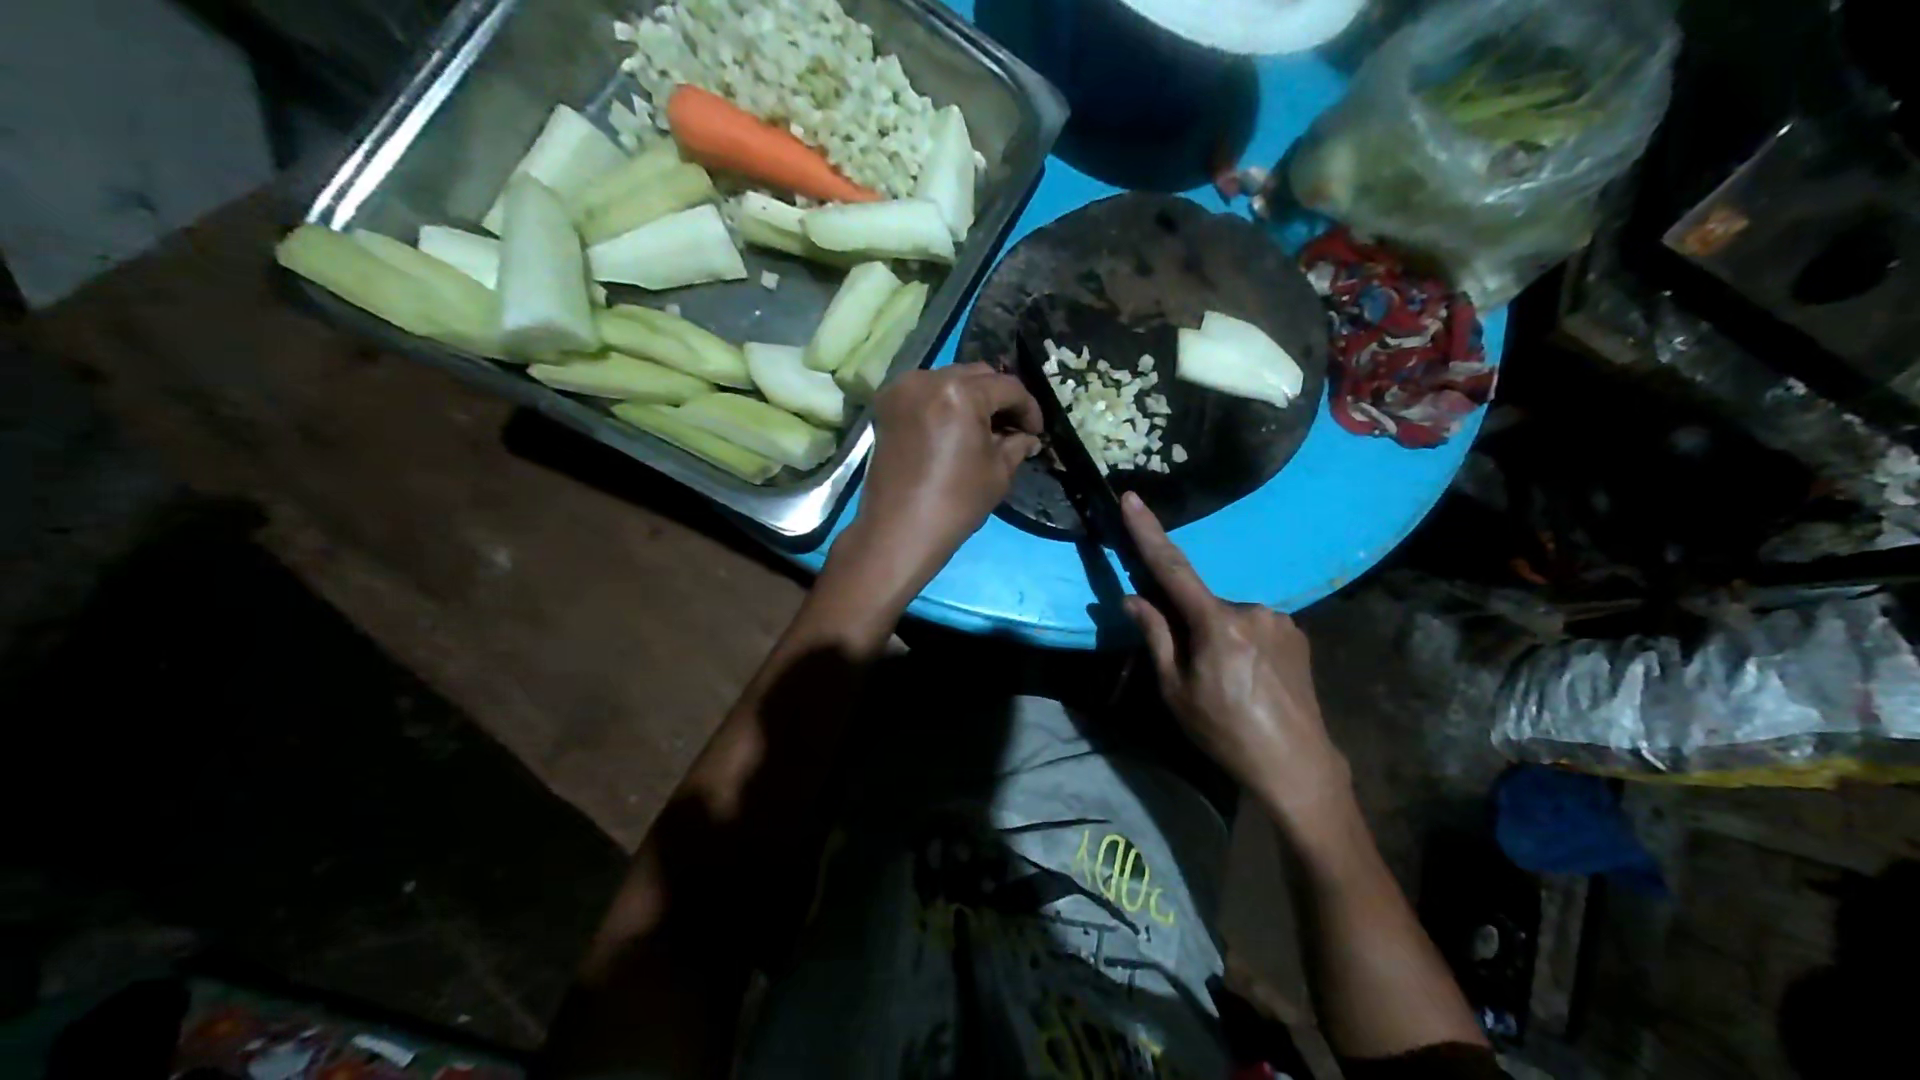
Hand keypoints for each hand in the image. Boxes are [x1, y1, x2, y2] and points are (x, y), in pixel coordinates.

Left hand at [838, 364, 1041, 593]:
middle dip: (998, 398)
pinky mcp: (886, 406)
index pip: (1007, 386)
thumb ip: (1016, 444)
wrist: (899, 531)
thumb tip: (1027, 437)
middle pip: (976, 375)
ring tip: (984, 427)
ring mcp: (902, 390)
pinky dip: (944, 403)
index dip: (1028, 408)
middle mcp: (927, 378)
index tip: (1036, 431)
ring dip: (971, 397)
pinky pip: (925, 393)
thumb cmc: (955, 502)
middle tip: (1012, 427)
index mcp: (960, 392)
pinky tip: (955, 428)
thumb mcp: (998, 472)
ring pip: (949, 380)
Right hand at [1119, 492, 1351, 822]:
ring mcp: (1280, 619)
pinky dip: (1239, 640)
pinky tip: (1248, 678)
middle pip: (1201, 601)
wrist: (1296, 765)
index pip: (1172, 568)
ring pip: (1228, 615)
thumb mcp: (1175, 690)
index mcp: (1217, 623)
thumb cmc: (1225, 732)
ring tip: (1224, 682)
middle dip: (1186, 621)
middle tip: (1188, 667)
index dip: (1148, 532)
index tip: (1131, 498)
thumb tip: (1134, 599)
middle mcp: (1252, 609)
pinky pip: (1253, 625)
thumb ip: (1155, 636)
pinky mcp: (1296, 634)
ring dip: (1215, 633)